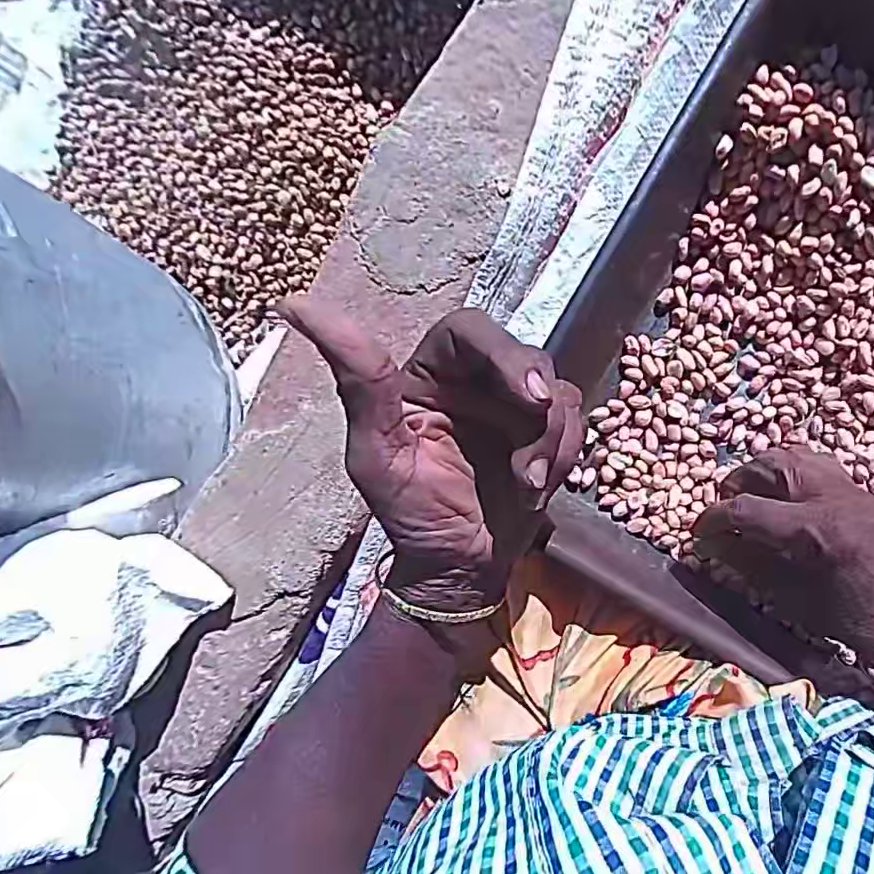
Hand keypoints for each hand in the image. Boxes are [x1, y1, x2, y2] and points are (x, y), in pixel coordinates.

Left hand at [284, 300, 581, 636]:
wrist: (460, 565)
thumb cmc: (411, 514)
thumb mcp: (376, 455)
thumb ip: (359, 384)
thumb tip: (297, 307)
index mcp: (432, 376)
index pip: (471, 332)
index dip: (504, 352)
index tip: (530, 394)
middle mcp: (478, 383)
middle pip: (526, 356)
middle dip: (541, 400)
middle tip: (539, 441)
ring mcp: (517, 410)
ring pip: (559, 393)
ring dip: (551, 442)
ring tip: (526, 485)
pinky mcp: (547, 435)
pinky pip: (576, 423)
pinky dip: (563, 455)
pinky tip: (537, 488)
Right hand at [691, 448, 873, 677]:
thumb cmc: (856, 622)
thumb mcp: (795, 600)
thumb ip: (750, 565)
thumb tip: (713, 543)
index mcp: (814, 529)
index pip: (747, 508)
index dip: (714, 518)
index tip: (698, 530)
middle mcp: (832, 496)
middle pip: (771, 464)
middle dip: (738, 481)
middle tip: (724, 507)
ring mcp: (850, 488)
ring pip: (795, 454)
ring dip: (764, 470)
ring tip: (750, 496)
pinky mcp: (860, 491)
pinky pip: (817, 462)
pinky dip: (791, 470)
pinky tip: (783, 496)